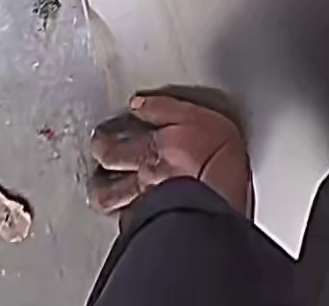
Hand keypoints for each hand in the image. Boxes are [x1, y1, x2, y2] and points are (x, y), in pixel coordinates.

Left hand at [87, 92, 253, 217]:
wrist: (231, 192)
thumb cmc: (218, 153)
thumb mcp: (192, 114)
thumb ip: (161, 107)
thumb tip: (137, 104)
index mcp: (149, 151)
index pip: (111, 150)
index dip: (101, 144)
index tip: (99, 138)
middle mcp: (143, 181)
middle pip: (105, 186)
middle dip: (96, 175)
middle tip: (97, 166)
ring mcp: (151, 206)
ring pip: (116, 209)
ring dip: (106, 200)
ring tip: (103, 192)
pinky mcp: (163, 224)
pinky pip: (135, 225)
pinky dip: (128, 220)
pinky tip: (131, 216)